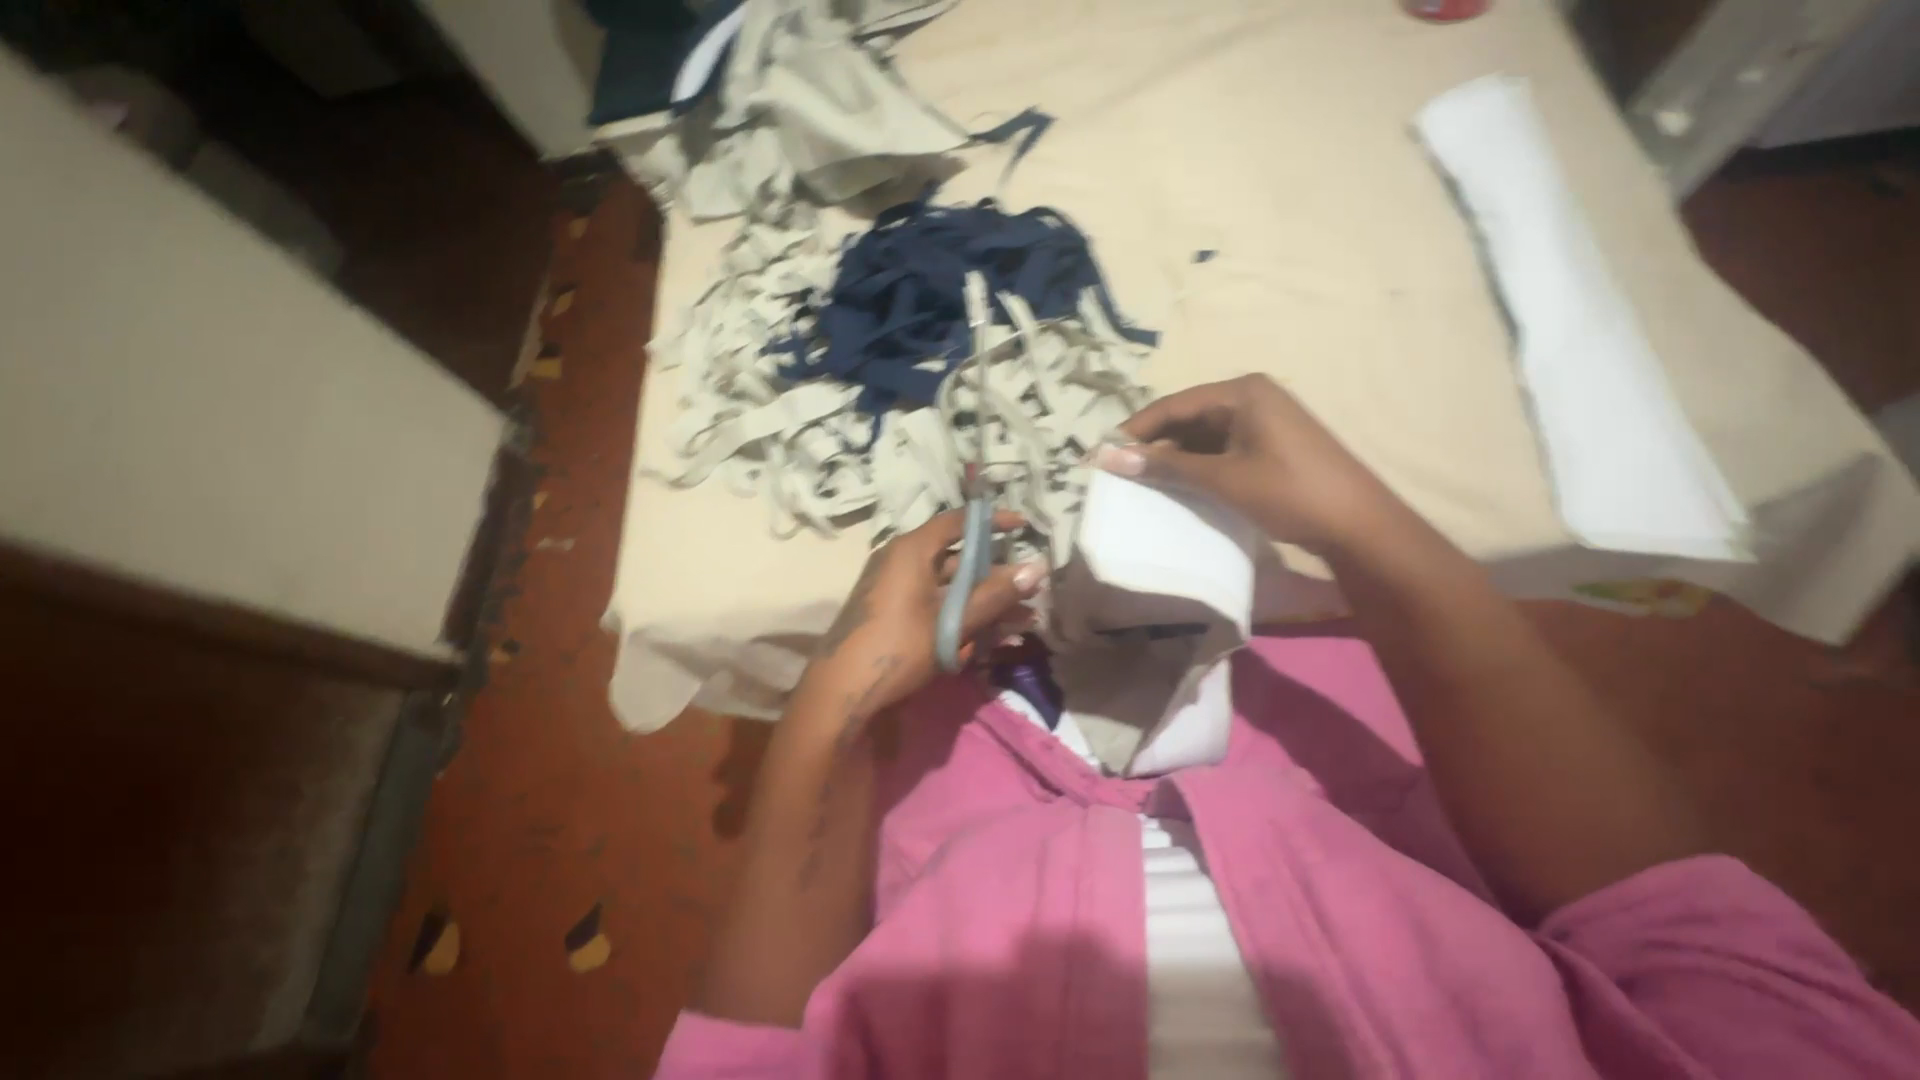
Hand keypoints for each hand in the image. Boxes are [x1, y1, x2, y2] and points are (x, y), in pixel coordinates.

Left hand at [796, 509, 1043, 724]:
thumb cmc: (897, 649)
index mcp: (910, 551)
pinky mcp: (892, 614)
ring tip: (1023, 620)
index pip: (957, 522)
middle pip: (957, 559)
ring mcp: (894, 589)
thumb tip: (1037, 568)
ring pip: (949, 587)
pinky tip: (992, 637)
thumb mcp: (951, 624)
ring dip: (985, 602)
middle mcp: (899, 562)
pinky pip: (935, 605)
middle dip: (996, 576)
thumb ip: (994, 596)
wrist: (841, 694)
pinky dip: (962, 616)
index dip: (991, 522)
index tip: (1023, 526)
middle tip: (1030, 589)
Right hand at [1093, 375, 1404, 553]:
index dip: (1134, 430)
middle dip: (1152, 443)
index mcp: (1242, 392)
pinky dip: (1196, 464)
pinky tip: (1177, 485)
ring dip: (1172, 457)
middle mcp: (1251, 397)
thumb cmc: (1290, 493)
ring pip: (1202, 434)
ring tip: (1140, 481)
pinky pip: (1221, 447)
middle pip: (1187, 417)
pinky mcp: (1270, 444)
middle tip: (1116, 469)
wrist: (1359, 524)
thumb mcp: (1223, 479)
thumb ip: (1167, 467)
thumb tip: (1109, 458)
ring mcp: (1264, 421)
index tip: (1099, 453)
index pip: (1173, 405)